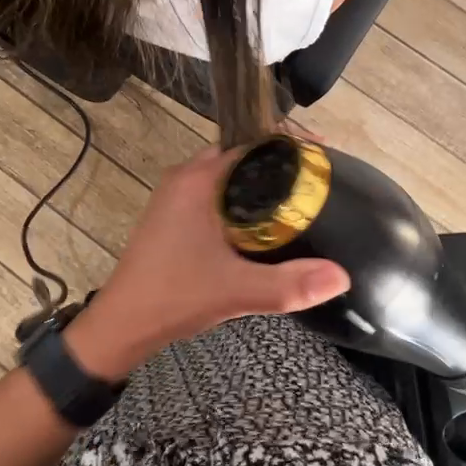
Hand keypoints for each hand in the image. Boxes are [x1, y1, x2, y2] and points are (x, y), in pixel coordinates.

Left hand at [65, 147, 349, 379]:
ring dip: (259, 182)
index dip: (289, 145)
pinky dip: (242, 199)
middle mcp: (185, 178)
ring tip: (301, 198)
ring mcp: (175, 196)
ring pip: (227, 175)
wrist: (123, 323)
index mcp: (197, 180)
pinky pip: (216, 192)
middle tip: (318, 180)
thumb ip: (290, 284)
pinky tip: (265, 224)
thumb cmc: (175, 297)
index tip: (323, 156)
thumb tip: (342, 276)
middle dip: (279, 163)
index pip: (251, 142)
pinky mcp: (173, 215)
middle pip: (241, 155)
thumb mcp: (237, 291)